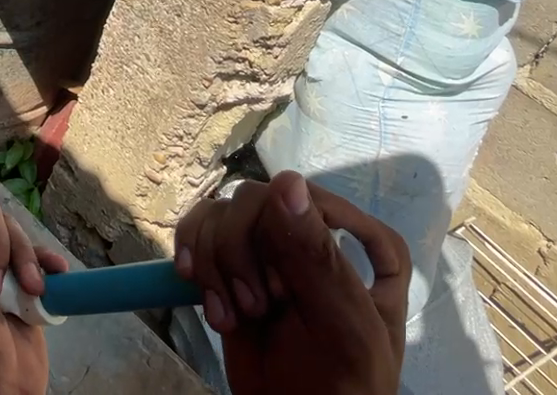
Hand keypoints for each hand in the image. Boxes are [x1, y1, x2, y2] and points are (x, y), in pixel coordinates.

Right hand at [174, 171, 408, 394]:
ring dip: (213, 264)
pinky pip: (198, 225)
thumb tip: (287, 181)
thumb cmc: (338, 385)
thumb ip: (317, 258)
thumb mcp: (342, 329)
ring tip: (227, 315)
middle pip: (255, 200)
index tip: (283, 284)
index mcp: (364, 245)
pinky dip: (192, 256)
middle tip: (253, 307)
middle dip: (240, 253)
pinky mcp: (229, 255)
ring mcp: (267, 243)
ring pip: (220, 211)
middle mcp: (312, 233)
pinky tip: (200, 292)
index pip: (310, 199)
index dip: (287, 234)